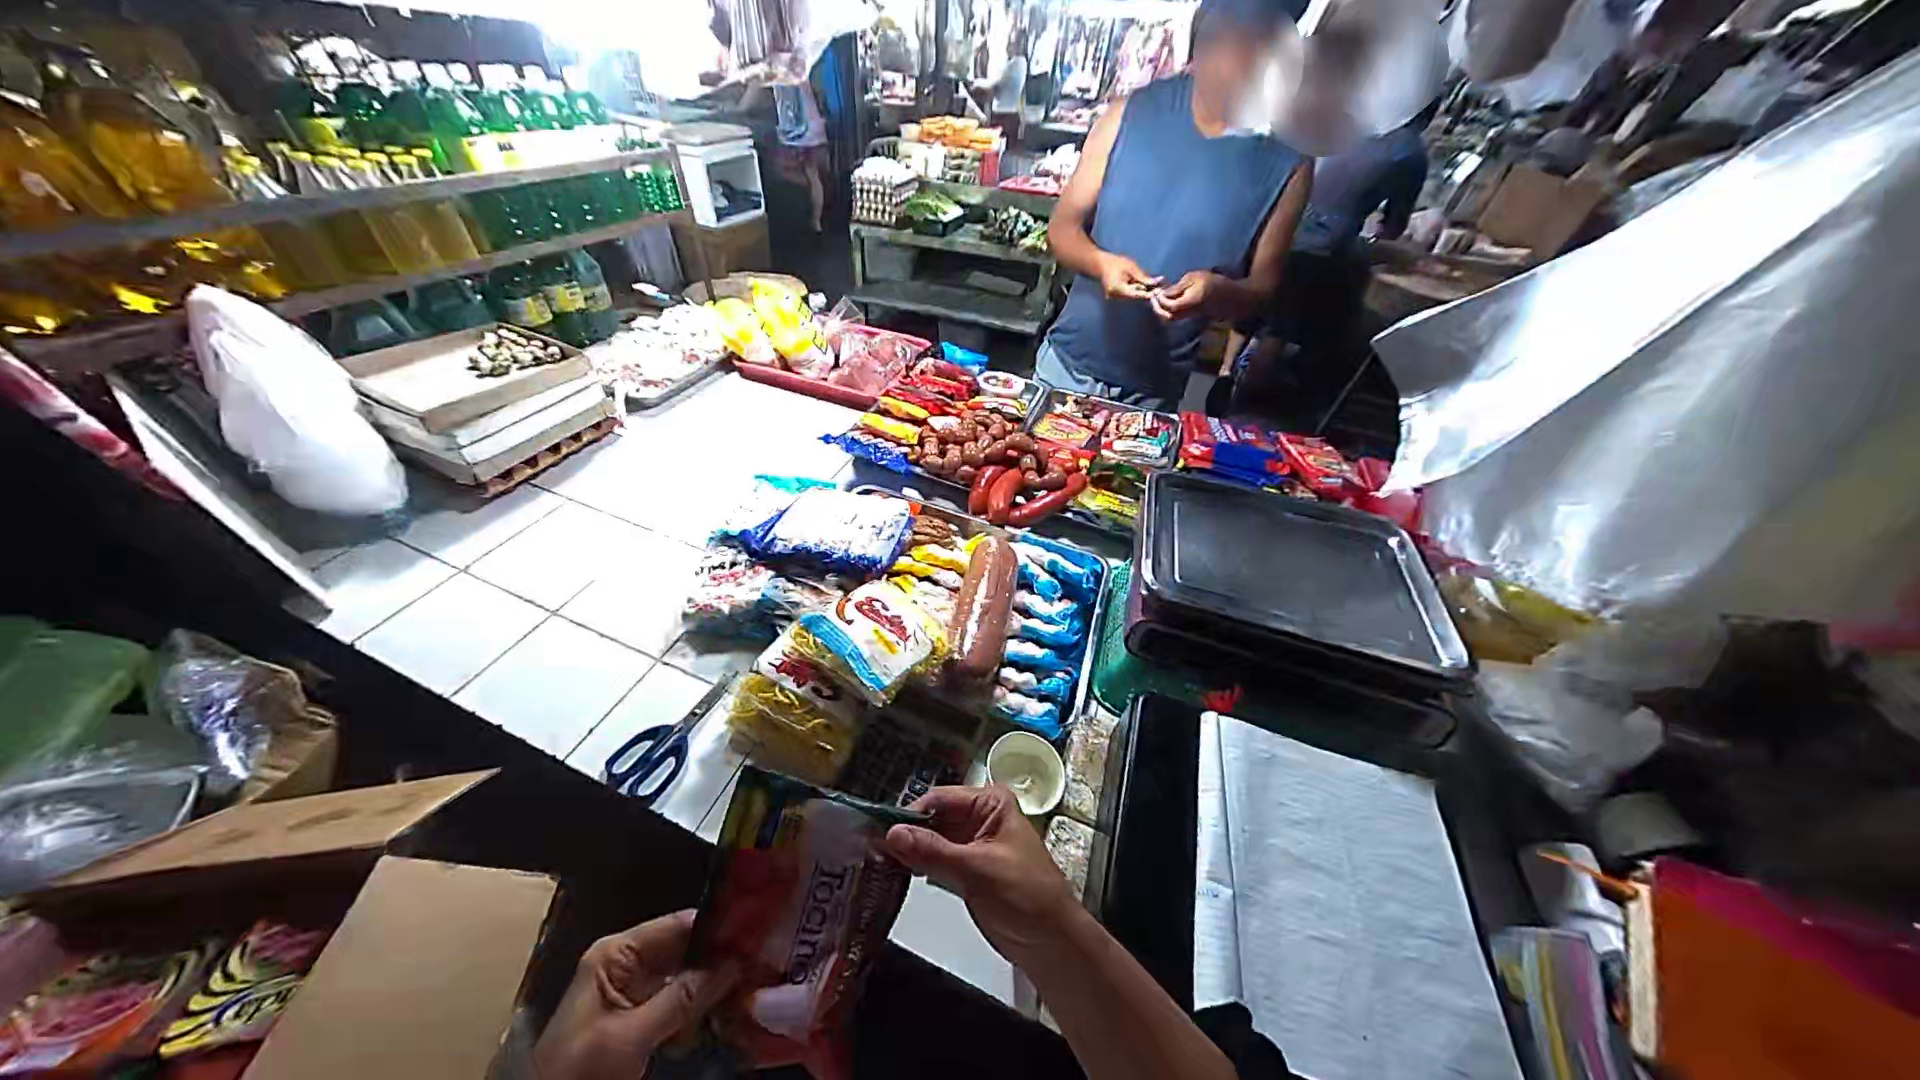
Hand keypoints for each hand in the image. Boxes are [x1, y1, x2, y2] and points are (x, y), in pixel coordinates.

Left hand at [533, 911, 736, 1079]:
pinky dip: (701, 1010)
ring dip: (715, 988)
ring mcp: (636, 991)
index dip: (716, 928)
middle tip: (759, 966)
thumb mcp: (628, 1038)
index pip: (678, 925)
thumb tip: (733, 964)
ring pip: (688, 976)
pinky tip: (724, 1015)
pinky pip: (681, 1003)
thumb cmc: (578, 1073)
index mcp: (617, 953)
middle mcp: (629, 963)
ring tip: (749, 990)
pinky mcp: (642, 1018)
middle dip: (719, 960)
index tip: (756, 935)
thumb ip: (682, 999)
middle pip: (687, 949)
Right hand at [883, 786, 1078, 964]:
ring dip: (911, 850)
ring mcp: (974, 844)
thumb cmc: (1026, 898)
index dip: (910, 814)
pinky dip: (920, 865)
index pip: (940, 798)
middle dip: (908, 833)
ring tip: (880, 861)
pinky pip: (937, 859)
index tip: (880, 833)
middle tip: (874, 849)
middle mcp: (981, 817)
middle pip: (934, 817)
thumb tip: (893, 833)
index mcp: (991, 803)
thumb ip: (933, 851)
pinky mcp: (968, 869)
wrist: (1052, 944)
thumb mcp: (977, 870)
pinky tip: (898, 872)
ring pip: (933, 839)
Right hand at [1097, 253, 1161, 300]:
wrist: (1101, 265)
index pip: (1134, 294)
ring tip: (1148, 286)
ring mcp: (1113, 297)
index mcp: (1116, 288)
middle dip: (1144, 291)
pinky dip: (1134, 290)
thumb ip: (1142, 277)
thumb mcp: (1131, 267)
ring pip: (1131, 296)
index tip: (1156, 293)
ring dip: (1139, 291)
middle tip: (1156, 288)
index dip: (1145, 294)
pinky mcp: (1114, 297)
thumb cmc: (1116, 263)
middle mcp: (1114, 296)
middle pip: (1133, 296)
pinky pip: (1127, 295)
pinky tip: (1138, 285)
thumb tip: (1154, 283)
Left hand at [1149, 271, 1223, 321]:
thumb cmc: (1211, 282)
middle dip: (1158, 308)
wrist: (1227, 295)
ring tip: (1157, 299)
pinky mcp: (1189, 316)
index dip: (1161, 300)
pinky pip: (1174, 317)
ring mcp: (1188, 316)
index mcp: (1189, 302)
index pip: (1170, 306)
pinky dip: (1167, 311)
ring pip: (1170, 318)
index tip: (1156, 292)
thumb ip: (1177, 287)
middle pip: (1168, 316)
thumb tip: (1163, 293)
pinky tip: (1166, 301)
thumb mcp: (1194, 278)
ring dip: (1161, 310)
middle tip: (1153, 297)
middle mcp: (1188, 313)